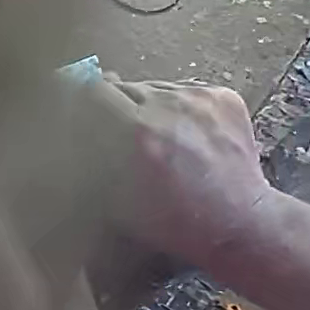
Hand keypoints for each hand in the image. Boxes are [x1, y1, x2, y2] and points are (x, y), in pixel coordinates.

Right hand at [89, 78, 286, 267]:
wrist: (240, 224)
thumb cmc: (171, 219)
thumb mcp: (113, 196)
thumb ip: (91, 154)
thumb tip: (68, 120)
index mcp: (136, 132)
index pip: (93, 90)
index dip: (82, 99)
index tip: (78, 109)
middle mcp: (168, 108)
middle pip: (122, 86)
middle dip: (114, 105)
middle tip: (118, 131)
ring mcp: (199, 99)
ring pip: (152, 86)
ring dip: (144, 105)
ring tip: (153, 135)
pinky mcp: (223, 96)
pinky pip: (181, 89)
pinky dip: (174, 105)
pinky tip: (180, 132)